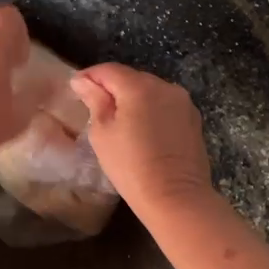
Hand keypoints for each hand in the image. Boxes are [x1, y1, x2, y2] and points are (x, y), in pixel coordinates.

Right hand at [69, 64, 213, 209]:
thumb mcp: (102, 133)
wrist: (176, 198)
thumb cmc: (131, 166)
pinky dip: (151, 110)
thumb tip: (83, 81)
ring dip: (133, 99)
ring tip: (120, 121)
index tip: (76, 89)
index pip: (109, 70)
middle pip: (131, 78)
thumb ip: (95, 101)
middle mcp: (165, 87)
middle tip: (95, 108)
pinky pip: (165, 105)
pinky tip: (143, 130)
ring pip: (150, 91)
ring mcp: (183, 102)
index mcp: (139, 87)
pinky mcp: (193, 119)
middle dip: (112, 88)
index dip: (90, 77)